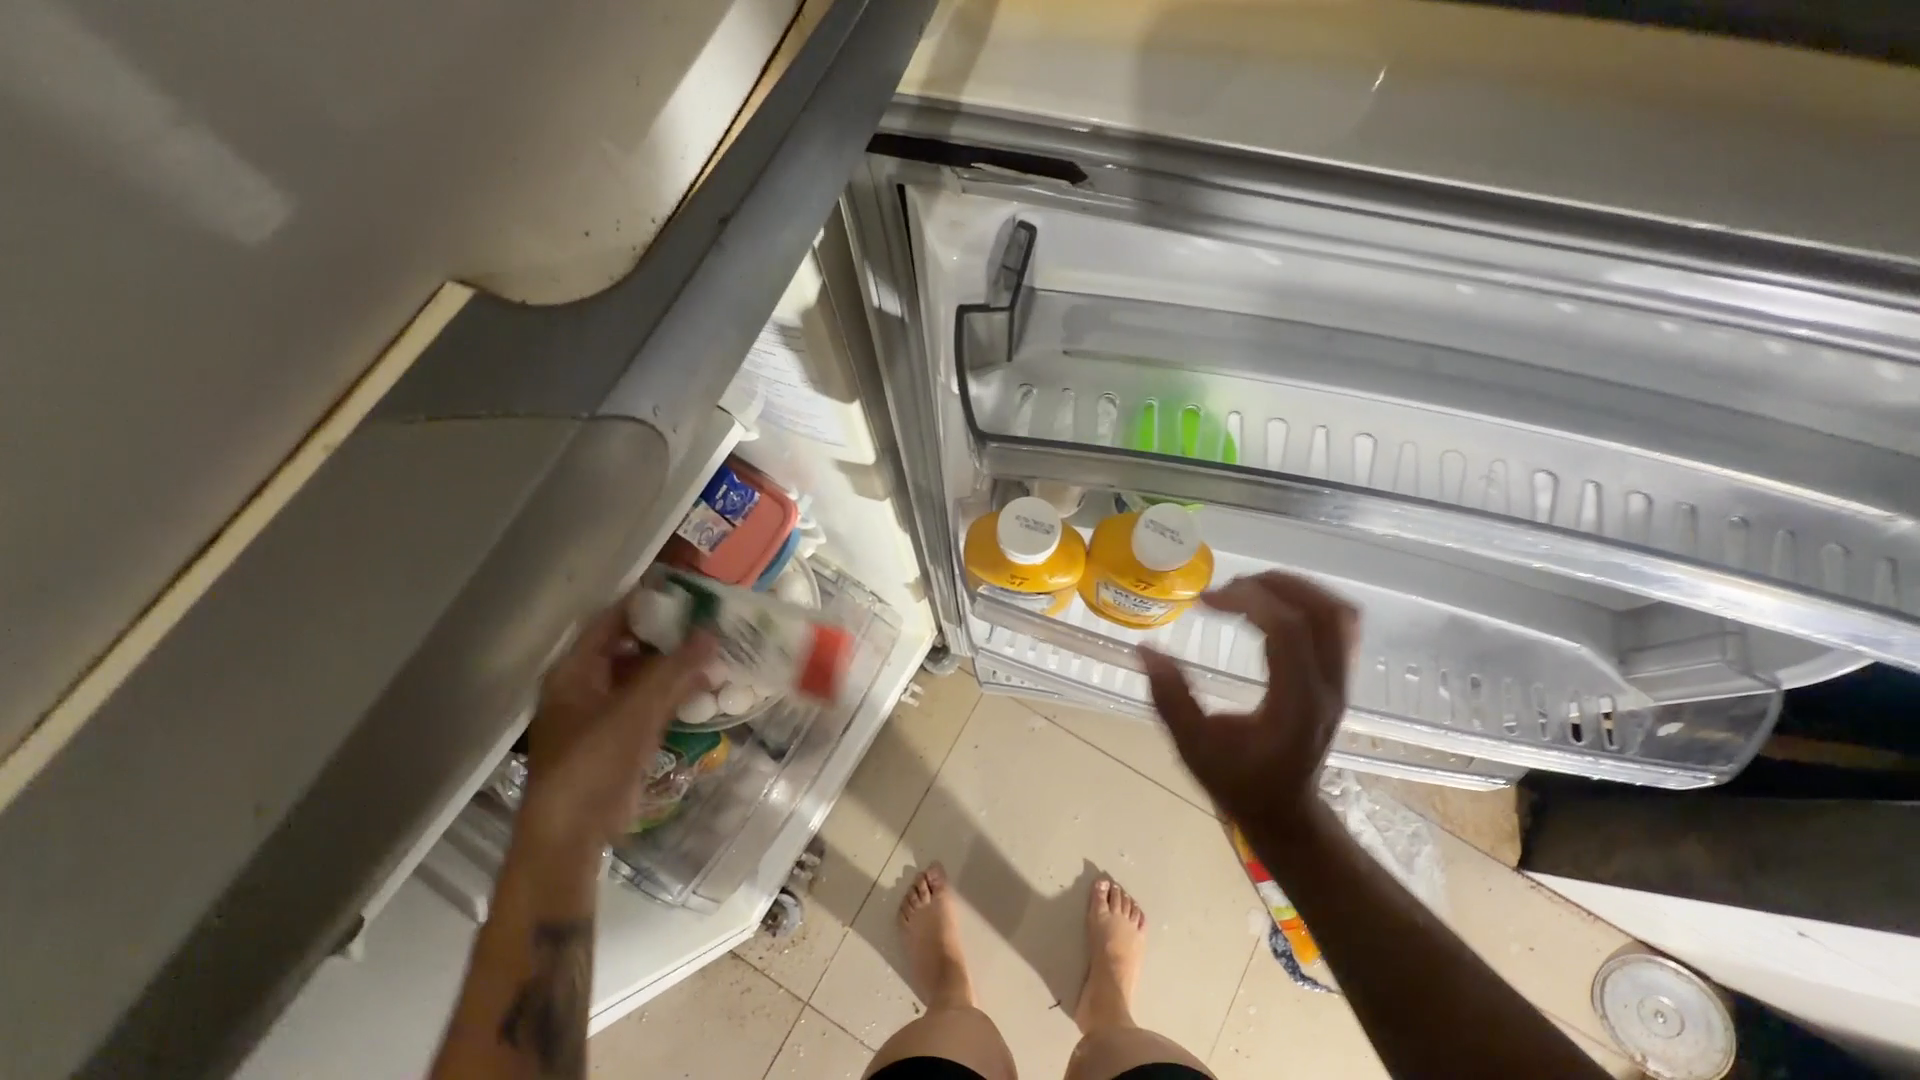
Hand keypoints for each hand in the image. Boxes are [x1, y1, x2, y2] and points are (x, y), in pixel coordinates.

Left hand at [518, 604, 715, 851]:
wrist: (572, 833)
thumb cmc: (592, 763)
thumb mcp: (635, 712)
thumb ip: (673, 671)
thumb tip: (711, 633)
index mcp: (575, 671)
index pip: (612, 621)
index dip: (647, 604)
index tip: (688, 593)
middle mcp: (585, 686)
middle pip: (630, 648)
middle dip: (669, 637)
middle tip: (710, 622)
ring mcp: (602, 714)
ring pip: (643, 678)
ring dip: (675, 666)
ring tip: (716, 650)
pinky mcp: (619, 739)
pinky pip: (649, 705)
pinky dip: (674, 694)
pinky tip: (705, 687)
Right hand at [1138, 572, 1357, 826]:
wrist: (1284, 810)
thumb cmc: (1237, 782)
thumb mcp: (1193, 748)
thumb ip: (1171, 699)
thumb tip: (1145, 649)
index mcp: (1295, 706)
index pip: (1287, 632)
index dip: (1248, 602)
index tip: (1205, 601)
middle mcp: (1328, 688)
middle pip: (1320, 612)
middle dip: (1271, 586)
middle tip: (1227, 589)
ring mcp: (1342, 682)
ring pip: (1337, 613)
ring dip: (1294, 588)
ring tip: (1250, 589)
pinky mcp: (1341, 677)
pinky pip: (1339, 624)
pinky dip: (1308, 601)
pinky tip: (1274, 605)